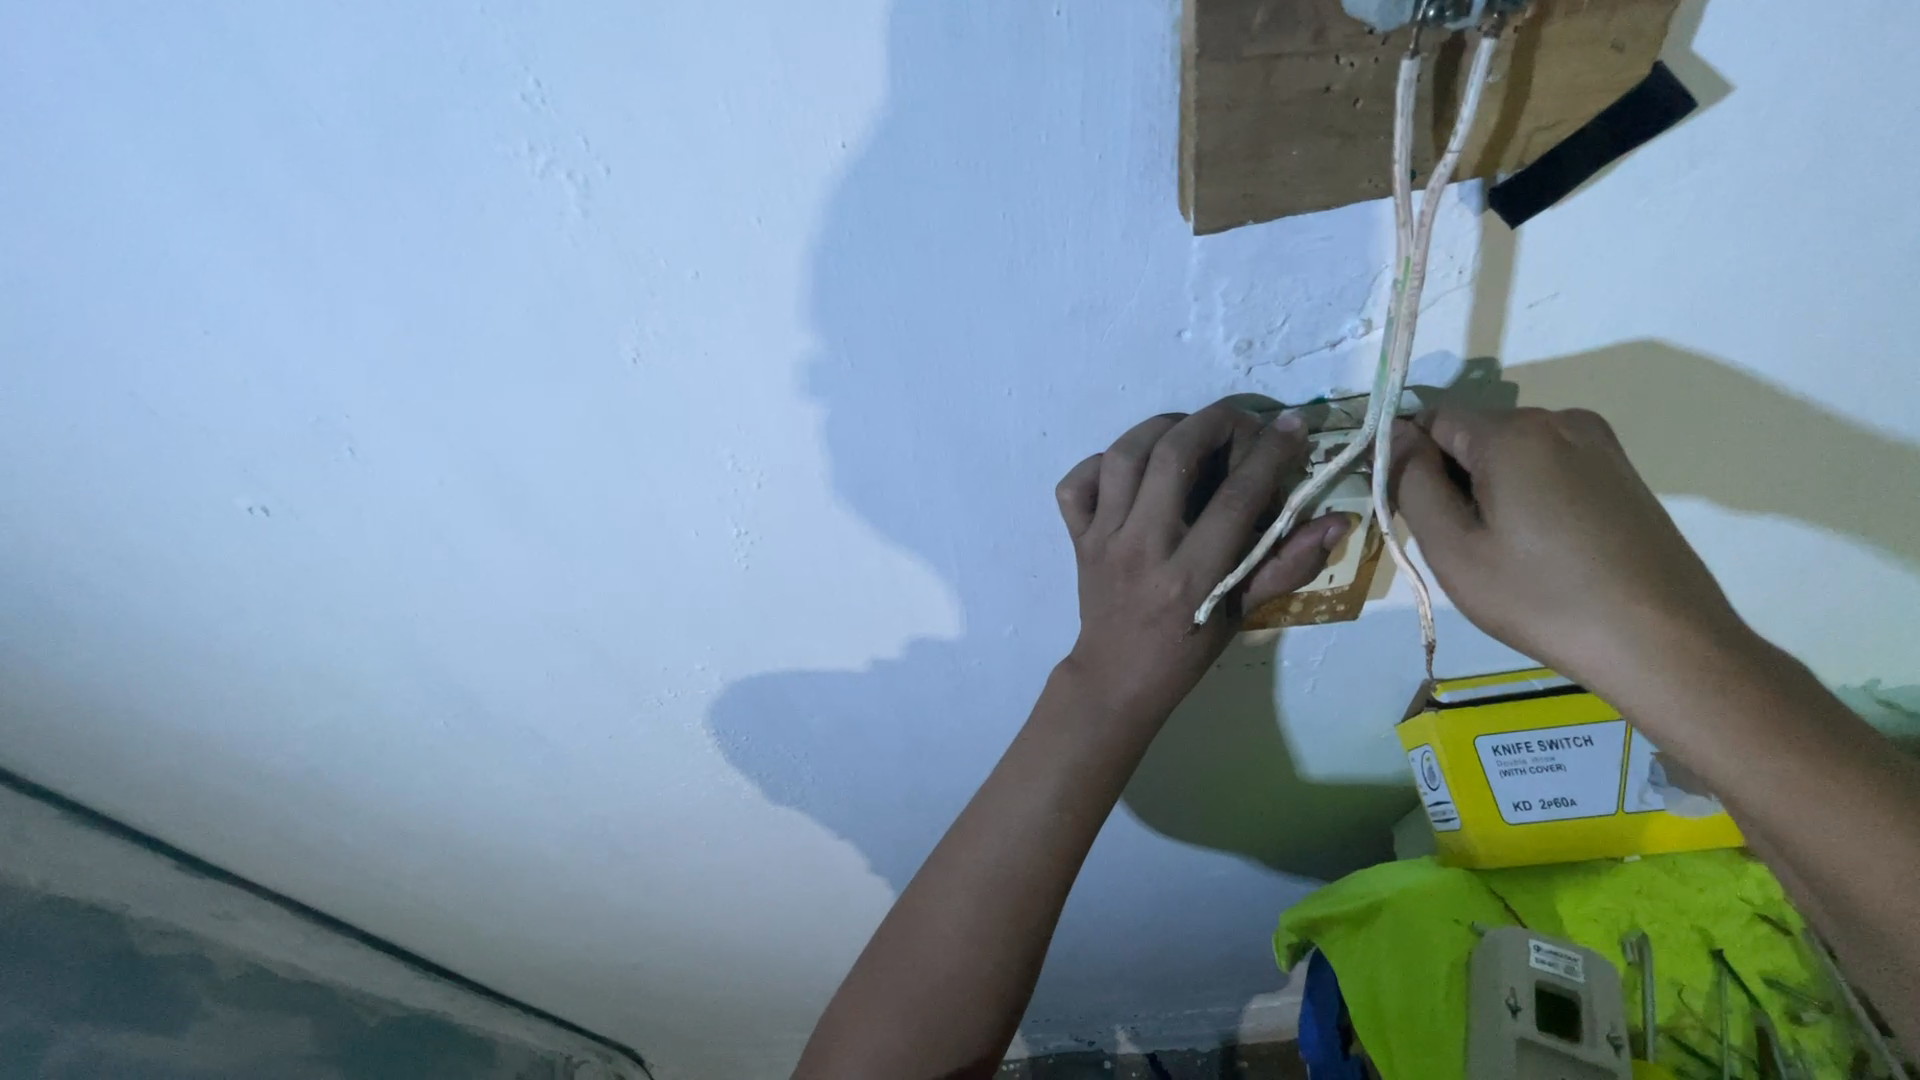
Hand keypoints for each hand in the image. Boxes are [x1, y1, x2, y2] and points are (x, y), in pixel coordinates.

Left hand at [1055, 400, 1352, 723]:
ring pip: (1123, 457)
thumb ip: (1287, 564)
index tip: (1292, 426)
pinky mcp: (1076, 536)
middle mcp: (1142, 548)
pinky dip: (1100, 462)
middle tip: (1240, 419)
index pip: (1236, 497)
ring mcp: (1102, 539)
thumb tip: (1339, 520)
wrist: (1116, 675)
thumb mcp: (1243, 613)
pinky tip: (1132, 467)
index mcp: (1191, 575)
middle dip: (1214, 423)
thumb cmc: (1187, 648)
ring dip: (1159, 428)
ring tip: (1189, 429)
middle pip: (1173, 457)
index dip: (1271, 454)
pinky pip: (1077, 483)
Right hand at [1390, 406, 1751, 693]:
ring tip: (1496, 550)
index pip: (1430, 419)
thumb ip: (1411, 482)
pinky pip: (1545, 466)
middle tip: (1452, 542)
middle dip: (1447, 477)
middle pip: (1471, 434)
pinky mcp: (1619, 472)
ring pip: (1507, 452)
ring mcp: (1598, 444)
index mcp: (1514, 433)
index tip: (1406, 510)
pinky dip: (1522, 494)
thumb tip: (1394, 436)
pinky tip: (1535, 546)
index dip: (1406, 459)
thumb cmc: (1539, 597)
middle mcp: (1560, 420)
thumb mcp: (1451, 546)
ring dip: (1484, 488)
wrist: (1661, 642)